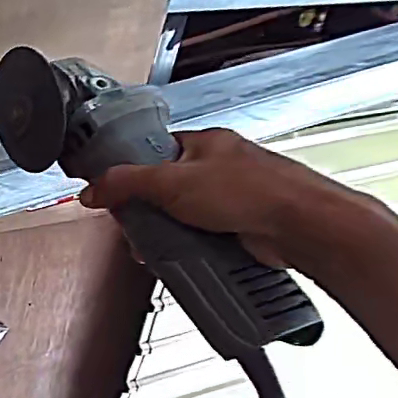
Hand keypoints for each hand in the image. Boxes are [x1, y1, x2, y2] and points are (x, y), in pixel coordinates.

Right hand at [77, 128, 379, 269]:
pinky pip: (198, 235)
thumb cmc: (256, 192)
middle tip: (136, 223)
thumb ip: (126, 183)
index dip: (129, 171)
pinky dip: (186, 245)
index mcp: (204, 144)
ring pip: (180, 215)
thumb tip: (94, 188)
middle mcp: (217, 168)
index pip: (152, 152)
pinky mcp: (235, 226)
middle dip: (146, 210)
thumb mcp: (172, 183)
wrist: (303, 227)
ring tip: (156, 243)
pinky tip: (182, 252)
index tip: (112, 191)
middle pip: (162, 188)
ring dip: (165, 232)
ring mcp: (228, 198)